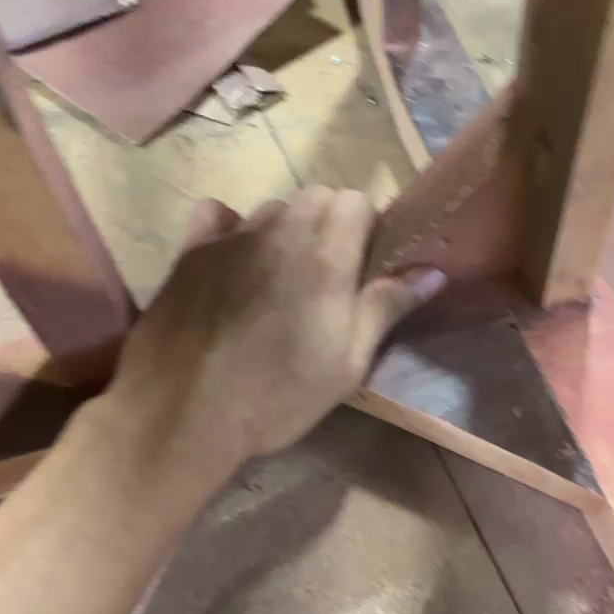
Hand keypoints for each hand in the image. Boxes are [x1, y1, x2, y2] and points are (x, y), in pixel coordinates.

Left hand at [100, 189, 444, 467]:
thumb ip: (387, 306)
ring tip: (278, 281)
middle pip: (316, 197)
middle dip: (328, 225)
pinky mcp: (189, 252)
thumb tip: (433, 270)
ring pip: (271, 208)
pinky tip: (231, 264)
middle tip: (325, 279)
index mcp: (326, 254)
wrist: (180, 415)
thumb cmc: (276, 396)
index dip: (366, 229)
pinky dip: (232, 228)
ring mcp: (229, 237)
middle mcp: (279, 230)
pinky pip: (218, 216)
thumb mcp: (347, 363)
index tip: (362, 269)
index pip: (357, 200)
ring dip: (285, 231)